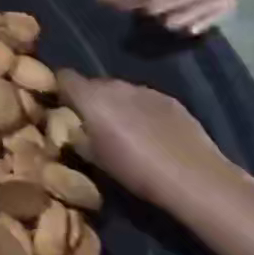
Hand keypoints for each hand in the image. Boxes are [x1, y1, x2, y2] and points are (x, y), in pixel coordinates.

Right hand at [58, 70, 230, 200]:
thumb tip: (70, 129)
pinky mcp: (170, 99)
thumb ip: (77, 136)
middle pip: (94, 84)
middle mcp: (116, 85)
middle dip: (91, 101)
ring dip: (118, 106)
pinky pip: (145, 100)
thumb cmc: (135, 170)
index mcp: (91, 97)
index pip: (64, 77)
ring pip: (121, 92)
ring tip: (127, 133)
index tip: (61, 107)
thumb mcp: (94, 159)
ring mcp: (145, 90)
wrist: (193, 177)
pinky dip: (142, 111)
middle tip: (95, 127)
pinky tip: (153, 135)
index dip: (60, 89)